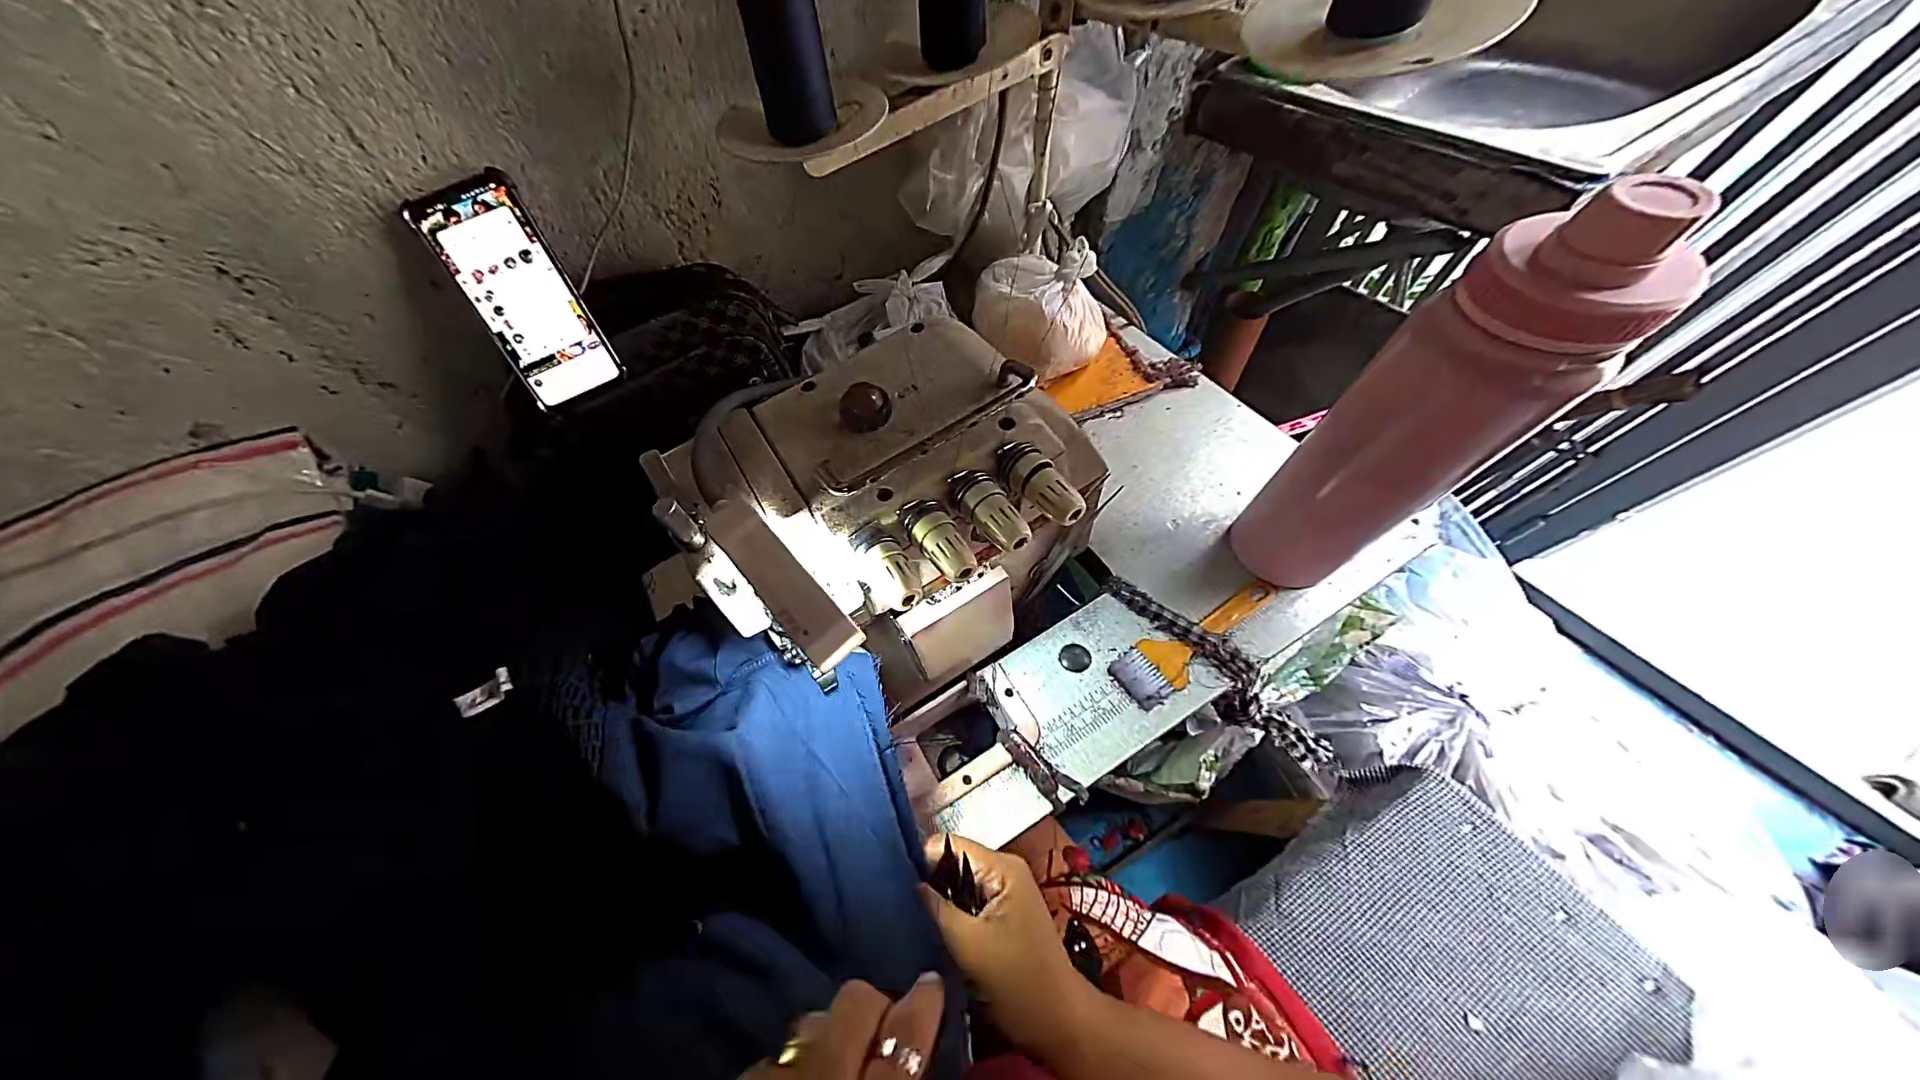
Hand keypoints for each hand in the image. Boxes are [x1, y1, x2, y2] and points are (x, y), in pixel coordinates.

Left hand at [740, 974, 944, 1079]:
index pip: (905, 1039)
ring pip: (812, 1021)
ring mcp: (782, 1071)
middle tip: (886, 1016)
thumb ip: (904, 1074)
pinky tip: (794, 1071)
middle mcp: (827, 1071)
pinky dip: (791, 1058)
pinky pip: (773, 1054)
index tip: (932, 982)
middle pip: (856, 1004)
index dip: (923, 1007)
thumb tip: (919, 1051)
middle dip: (874, 1001)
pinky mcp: (748, 1077)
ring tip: (836, 1044)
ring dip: (828, 1028)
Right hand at [918, 833, 1089, 1049]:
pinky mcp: (1007, 910)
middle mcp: (1007, 869)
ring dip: (943, 899)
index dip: (924, 859)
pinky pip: (973, 899)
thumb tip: (913, 883)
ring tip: (918, 918)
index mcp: (1002, 866)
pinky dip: (957, 912)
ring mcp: (1009, 889)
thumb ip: (938, 908)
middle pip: (956, 860)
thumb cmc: (1016, 980)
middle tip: (906, 905)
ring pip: (962, 882)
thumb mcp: (968, 944)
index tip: (899, 883)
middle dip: (932, 880)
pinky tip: (940, 930)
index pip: (951, 843)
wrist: (1057, 1019)